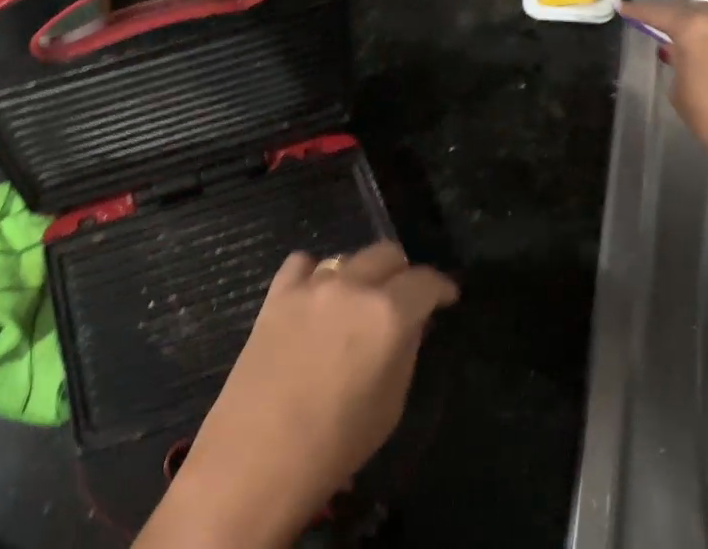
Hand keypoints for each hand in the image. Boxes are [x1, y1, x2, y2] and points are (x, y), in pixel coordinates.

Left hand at [135, 242, 457, 548]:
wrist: (260, 452)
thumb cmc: (338, 441)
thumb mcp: (391, 403)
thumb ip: (404, 351)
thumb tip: (409, 324)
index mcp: (388, 313)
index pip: (425, 281)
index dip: (442, 288)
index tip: (447, 299)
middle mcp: (350, 286)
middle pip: (385, 254)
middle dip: (403, 273)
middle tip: (407, 299)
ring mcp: (308, 286)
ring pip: (345, 257)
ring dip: (360, 274)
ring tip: (360, 302)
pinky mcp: (275, 295)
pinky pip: (301, 265)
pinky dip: (315, 274)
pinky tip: (316, 297)